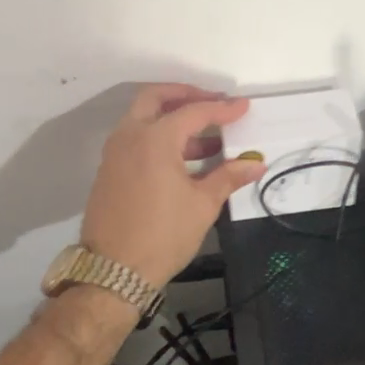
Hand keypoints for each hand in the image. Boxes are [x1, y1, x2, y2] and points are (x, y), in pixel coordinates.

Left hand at [80, 83, 264, 285]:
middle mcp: (130, 136)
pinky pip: (135, 140)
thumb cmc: (164, 235)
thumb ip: (228, 177)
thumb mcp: (203, 205)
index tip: (243, 107)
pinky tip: (182, 160)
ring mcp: (115, 153)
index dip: (222, 109)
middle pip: (156, 99)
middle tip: (212, 103)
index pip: (194, 112)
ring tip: (205, 139)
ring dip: (172, 120)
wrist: (115, 269)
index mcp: (155, 139)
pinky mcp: (109, 171)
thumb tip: (255, 164)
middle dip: (186, 96)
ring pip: (143, 119)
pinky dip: (158, 138)